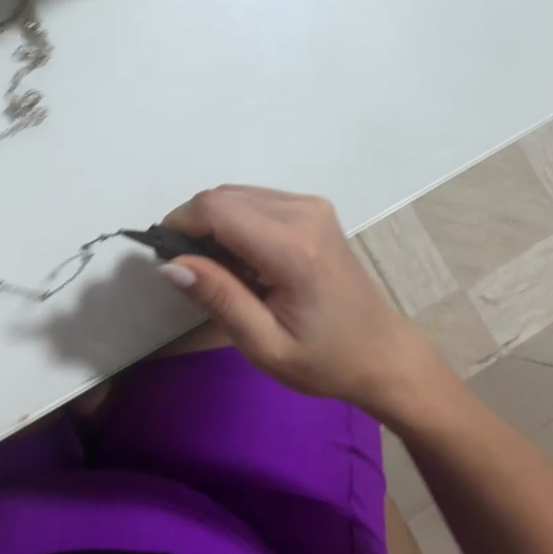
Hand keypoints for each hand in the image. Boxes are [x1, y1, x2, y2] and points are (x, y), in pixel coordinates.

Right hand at [157, 185, 452, 418]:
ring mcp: (311, 205)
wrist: (383, 352)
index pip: (216, 209)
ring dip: (214, 224)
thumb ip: (218, 298)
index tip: (169, 259)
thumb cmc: (324, 359)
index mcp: (293, 249)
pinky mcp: (312, 206)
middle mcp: (303, 213)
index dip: (181, 225)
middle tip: (196, 274)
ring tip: (223, 271)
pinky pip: (253, 198)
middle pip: (222, 196)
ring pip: (234, 194)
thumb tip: (170, 263)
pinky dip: (234, 221)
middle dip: (195, 226)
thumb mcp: (264, 345)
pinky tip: (244, 259)